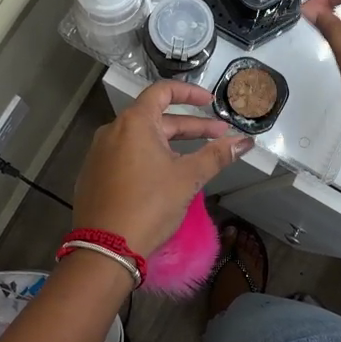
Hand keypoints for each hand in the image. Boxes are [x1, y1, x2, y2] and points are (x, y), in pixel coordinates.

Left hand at [72, 81, 252, 255]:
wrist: (105, 250)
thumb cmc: (150, 205)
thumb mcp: (188, 178)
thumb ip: (217, 155)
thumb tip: (245, 142)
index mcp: (134, 123)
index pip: (163, 91)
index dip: (189, 93)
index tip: (210, 102)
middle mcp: (112, 131)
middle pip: (155, 118)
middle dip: (189, 126)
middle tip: (218, 135)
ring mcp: (99, 153)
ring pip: (141, 139)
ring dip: (170, 143)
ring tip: (195, 157)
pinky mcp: (94, 175)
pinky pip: (126, 155)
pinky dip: (149, 157)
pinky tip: (165, 175)